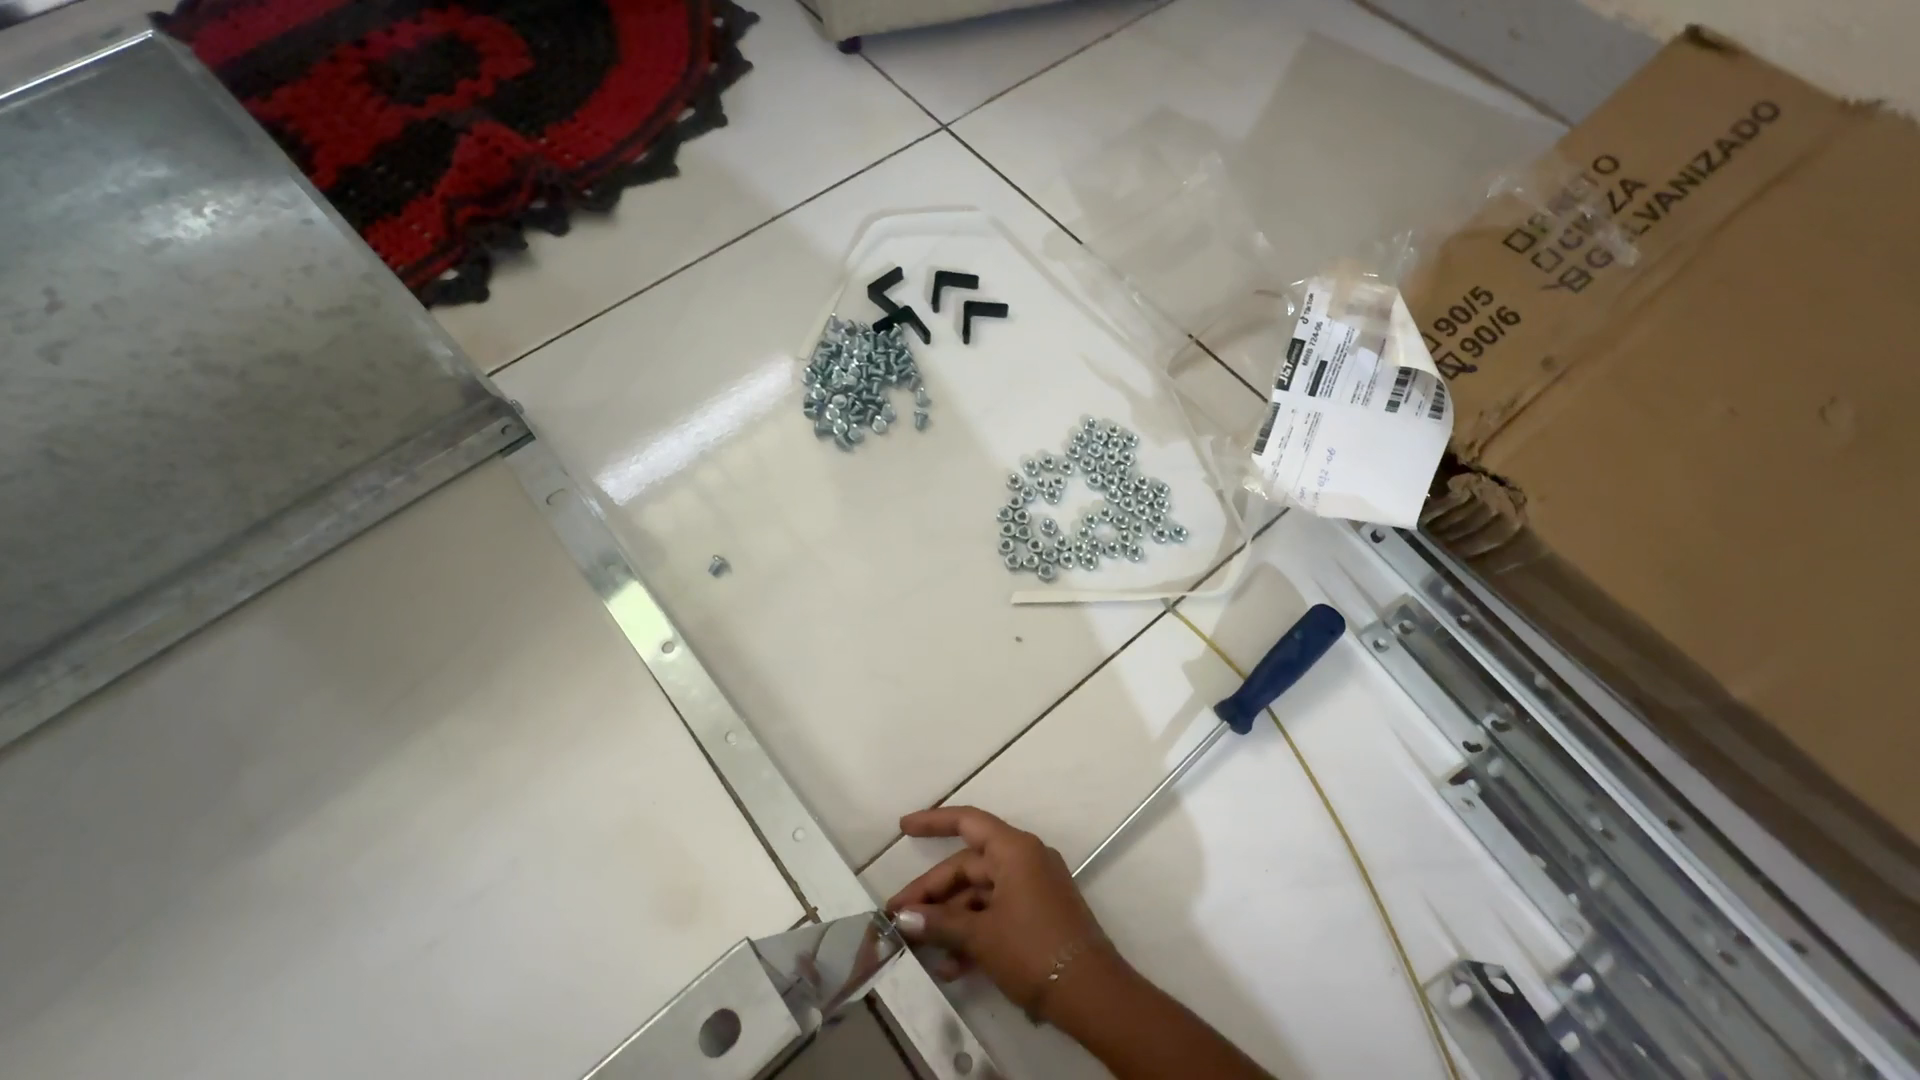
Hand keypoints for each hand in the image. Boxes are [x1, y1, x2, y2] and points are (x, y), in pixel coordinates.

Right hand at [886, 806, 1115, 1017]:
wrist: (1091, 994)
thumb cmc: (1033, 950)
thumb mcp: (980, 936)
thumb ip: (939, 922)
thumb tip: (903, 917)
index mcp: (1015, 850)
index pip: (968, 822)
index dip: (932, 822)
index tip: (903, 828)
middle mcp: (1025, 861)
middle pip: (968, 866)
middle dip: (932, 893)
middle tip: (899, 917)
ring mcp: (1034, 889)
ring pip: (980, 895)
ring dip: (950, 920)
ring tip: (919, 948)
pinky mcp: (1038, 917)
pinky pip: (997, 914)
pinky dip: (973, 934)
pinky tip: (949, 967)